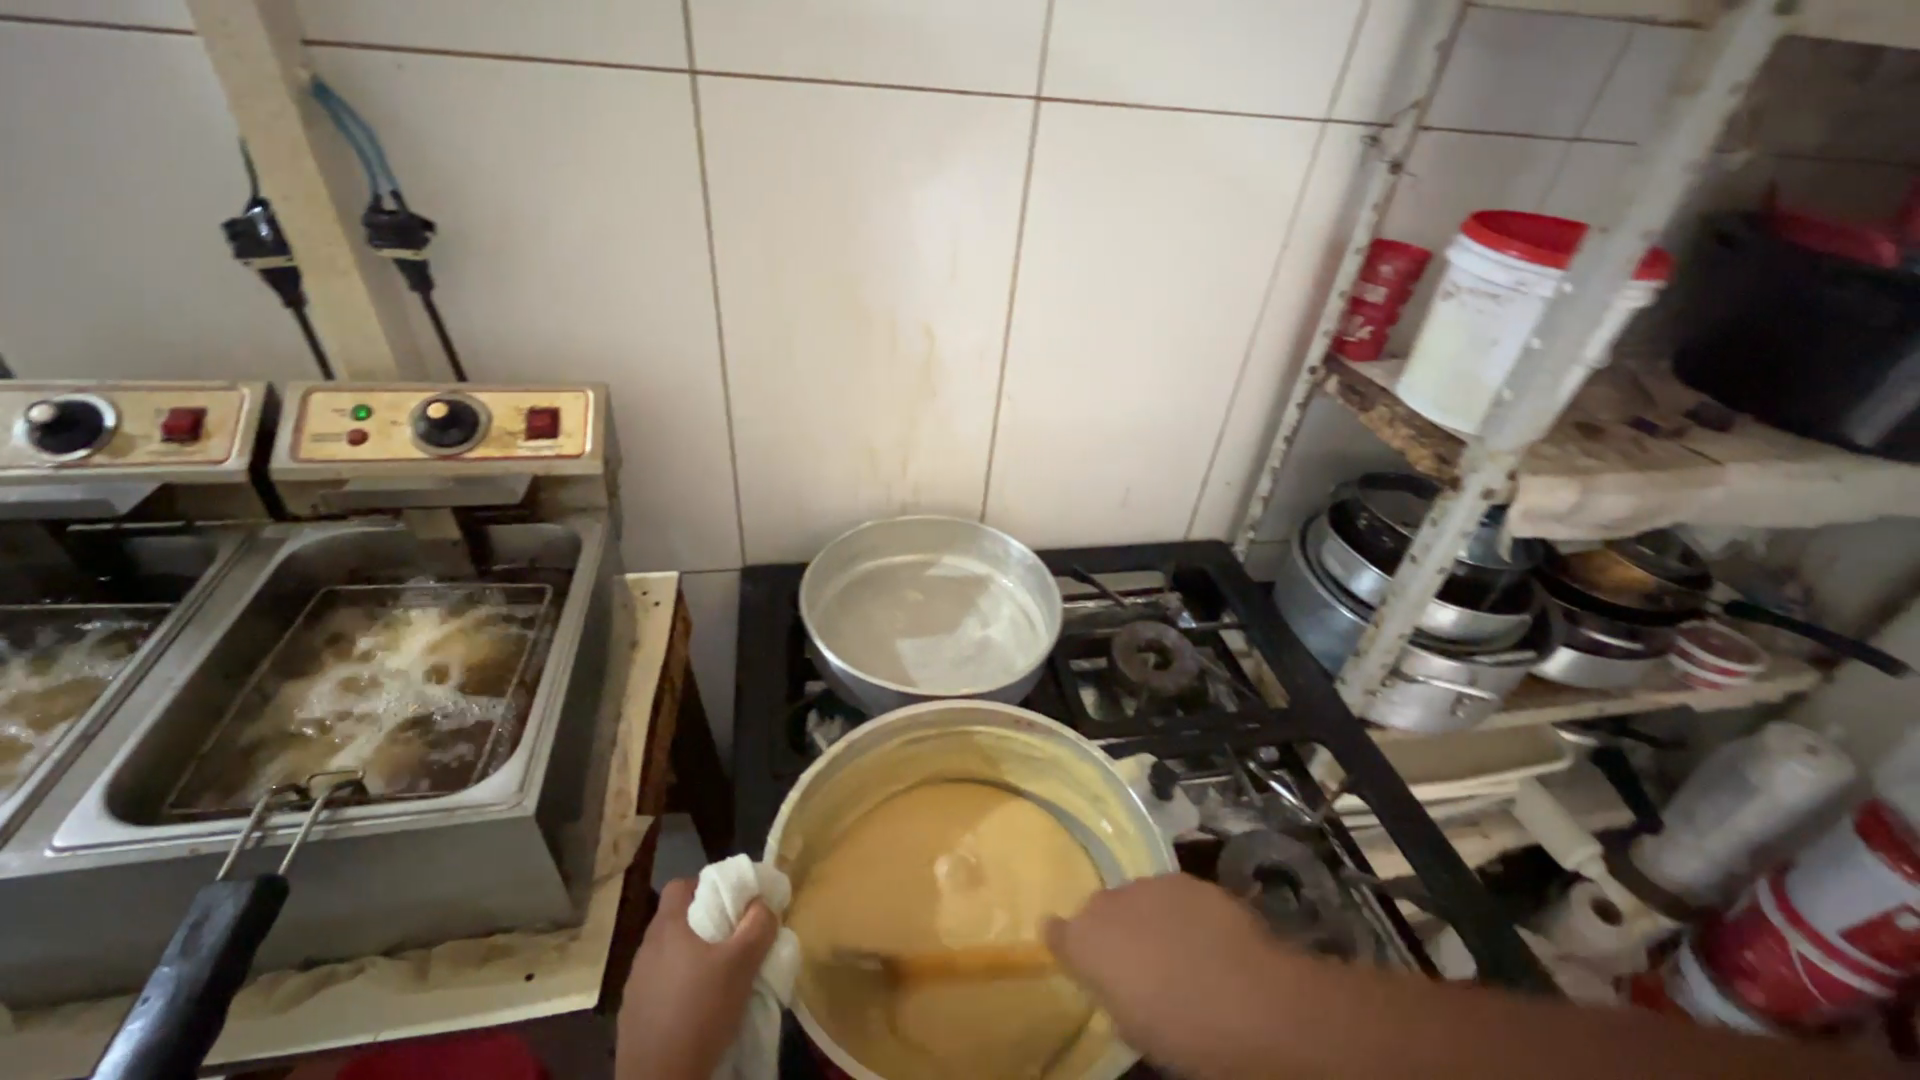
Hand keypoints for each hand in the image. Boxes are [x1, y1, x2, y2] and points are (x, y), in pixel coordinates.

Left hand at [617, 877, 777, 1079]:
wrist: (659, 1079)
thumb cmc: (702, 1011)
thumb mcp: (742, 964)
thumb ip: (758, 926)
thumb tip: (763, 902)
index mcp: (667, 928)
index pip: (680, 886)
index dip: (706, 886)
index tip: (730, 902)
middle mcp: (645, 949)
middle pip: (675, 920)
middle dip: (704, 924)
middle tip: (731, 939)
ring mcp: (635, 983)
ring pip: (667, 954)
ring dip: (690, 957)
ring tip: (716, 976)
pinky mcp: (633, 1014)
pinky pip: (659, 986)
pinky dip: (678, 987)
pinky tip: (696, 1008)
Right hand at [1045, 873, 1302, 1077]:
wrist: (1244, 1000)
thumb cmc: (1176, 1030)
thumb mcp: (1130, 1025)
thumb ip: (1114, 992)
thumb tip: (1120, 983)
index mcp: (1083, 942)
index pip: (1055, 932)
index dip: (1067, 942)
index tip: (1076, 953)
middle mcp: (1107, 903)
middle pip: (1101, 909)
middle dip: (1114, 927)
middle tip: (1136, 957)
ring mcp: (1149, 885)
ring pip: (1140, 897)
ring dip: (1149, 915)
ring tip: (1175, 945)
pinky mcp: (1188, 878)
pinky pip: (1175, 895)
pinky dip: (1183, 910)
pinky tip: (1206, 935)